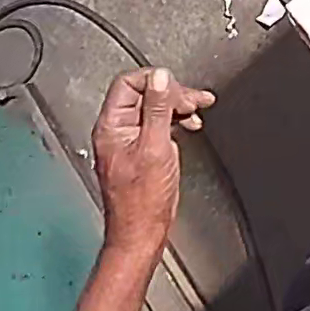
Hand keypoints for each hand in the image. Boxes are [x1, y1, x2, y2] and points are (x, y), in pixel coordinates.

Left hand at [92, 68, 214, 254]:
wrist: (142, 232)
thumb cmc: (142, 200)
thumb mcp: (155, 147)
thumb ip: (158, 109)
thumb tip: (160, 77)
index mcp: (111, 126)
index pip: (128, 83)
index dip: (155, 81)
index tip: (176, 89)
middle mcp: (117, 130)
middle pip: (143, 92)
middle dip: (172, 92)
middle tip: (193, 100)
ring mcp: (130, 139)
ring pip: (154, 106)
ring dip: (178, 104)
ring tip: (198, 107)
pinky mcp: (143, 148)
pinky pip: (160, 121)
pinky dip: (177, 118)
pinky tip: (190, 122)